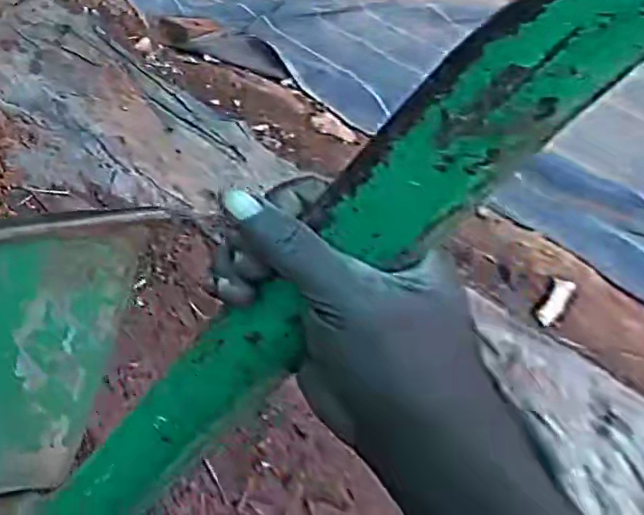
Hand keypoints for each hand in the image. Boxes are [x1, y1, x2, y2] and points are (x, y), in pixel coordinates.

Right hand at [214, 180, 576, 514]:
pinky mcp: (293, 313)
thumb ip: (289, 244)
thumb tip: (232, 196)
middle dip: (251, 241)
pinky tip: (230, 301)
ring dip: (234, 265)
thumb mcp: (347, 296)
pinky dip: (233, 287)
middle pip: (278, 222)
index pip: (323, 196)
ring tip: (235, 291)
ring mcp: (320, 286)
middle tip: (248, 266)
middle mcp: (350, 257)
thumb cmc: (402, 365)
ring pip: (256, 251)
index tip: (268, 226)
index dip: (287, 204)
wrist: (414, 449)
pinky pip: (249, 282)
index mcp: (386, 244)